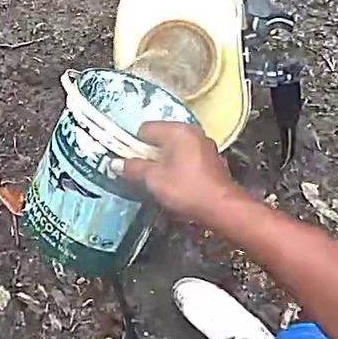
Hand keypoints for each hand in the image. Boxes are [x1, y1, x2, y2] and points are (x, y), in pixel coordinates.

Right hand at [121, 122, 255, 226]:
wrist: (223, 209)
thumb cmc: (185, 189)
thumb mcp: (153, 179)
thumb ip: (132, 168)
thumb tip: (114, 163)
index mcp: (176, 131)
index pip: (144, 129)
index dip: (134, 146)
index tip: (134, 163)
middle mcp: (192, 132)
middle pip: (159, 137)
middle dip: (150, 153)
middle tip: (146, 173)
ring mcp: (204, 145)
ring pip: (173, 147)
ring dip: (164, 160)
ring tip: (161, 179)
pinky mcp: (212, 159)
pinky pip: (186, 156)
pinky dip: (179, 165)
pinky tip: (178, 182)